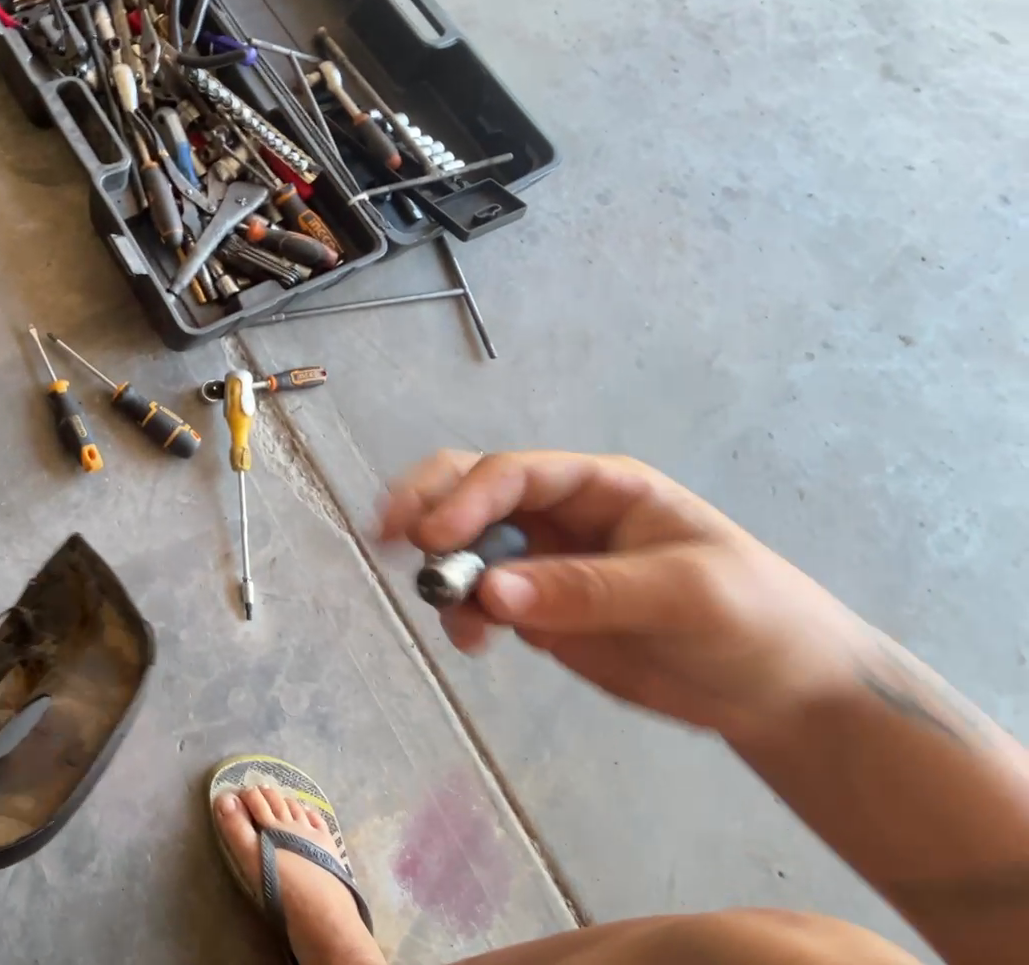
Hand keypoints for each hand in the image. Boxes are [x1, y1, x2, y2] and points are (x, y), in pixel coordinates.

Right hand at [379, 450, 867, 742]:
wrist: (784, 697)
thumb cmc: (756, 622)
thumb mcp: (685, 596)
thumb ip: (586, 590)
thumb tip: (490, 592)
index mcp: (598, 487)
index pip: (512, 473)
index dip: (465, 498)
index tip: (429, 538)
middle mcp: (556, 515)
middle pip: (466, 489)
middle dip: (424, 507)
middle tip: (387, 538)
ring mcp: (538, 561)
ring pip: (459, 545)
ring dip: (438, 569)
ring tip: (447, 612)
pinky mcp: (531, 608)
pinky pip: (473, 598)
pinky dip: (458, 614)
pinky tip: (471, 642)